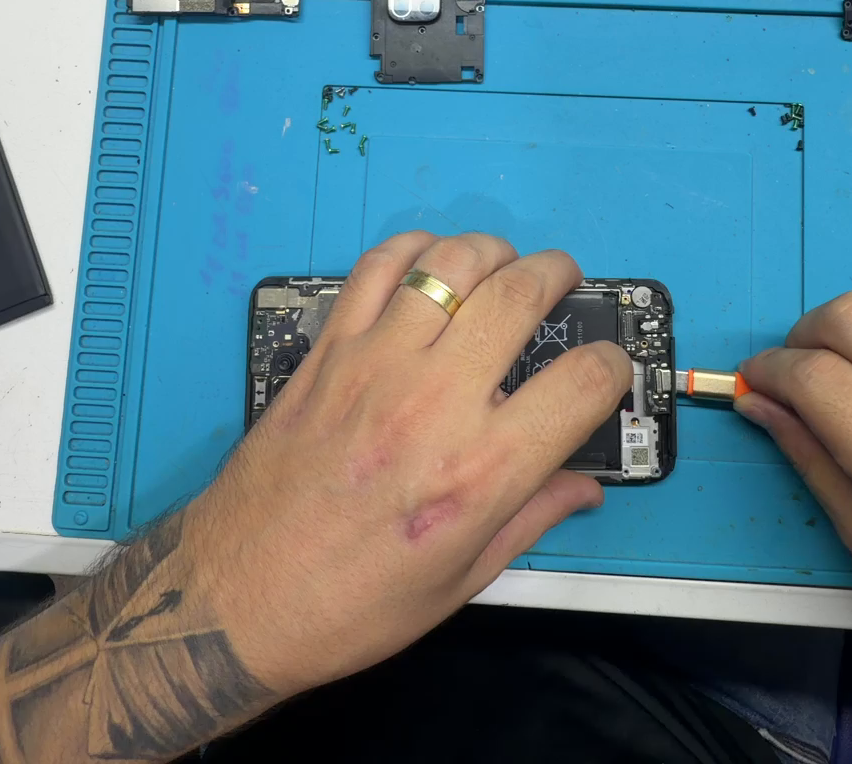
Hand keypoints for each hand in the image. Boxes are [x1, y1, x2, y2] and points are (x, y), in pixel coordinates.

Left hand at [184, 232, 630, 697]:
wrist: (239, 596)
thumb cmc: (356, 603)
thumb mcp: (462, 580)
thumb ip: (534, 517)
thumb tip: (587, 485)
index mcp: (482, 470)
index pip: (584, 383)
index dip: (613, 366)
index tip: (606, 368)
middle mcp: (435, 400)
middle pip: (520, 295)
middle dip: (558, 275)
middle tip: (562, 282)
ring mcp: (376, 363)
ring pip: (451, 263)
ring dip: (492, 251)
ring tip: (502, 266)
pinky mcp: (329, 348)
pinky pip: (378, 267)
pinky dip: (415, 248)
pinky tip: (430, 264)